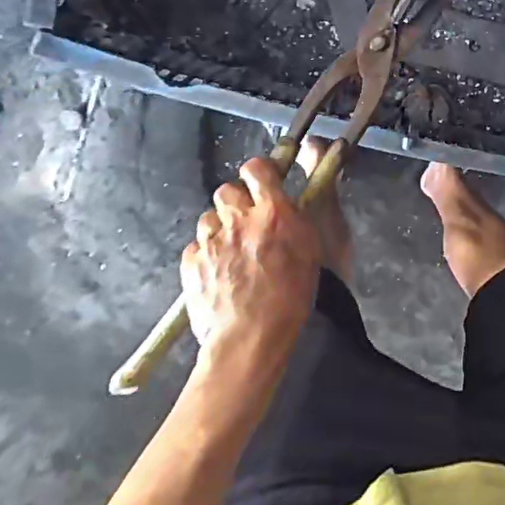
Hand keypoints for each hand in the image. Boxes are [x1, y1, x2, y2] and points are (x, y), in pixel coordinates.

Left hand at [181, 157, 321, 374]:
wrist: (251, 336)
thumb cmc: (292, 292)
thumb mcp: (313, 245)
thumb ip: (305, 208)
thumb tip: (303, 183)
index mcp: (273, 211)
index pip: (257, 168)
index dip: (259, 172)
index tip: (265, 181)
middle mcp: (238, 219)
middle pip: (227, 190)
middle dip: (237, 201)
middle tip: (250, 220)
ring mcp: (210, 241)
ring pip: (209, 217)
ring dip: (221, 226)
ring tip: (234, 249)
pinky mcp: (190, 262)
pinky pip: (196, 245)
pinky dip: (207, 252)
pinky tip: (220, 269)